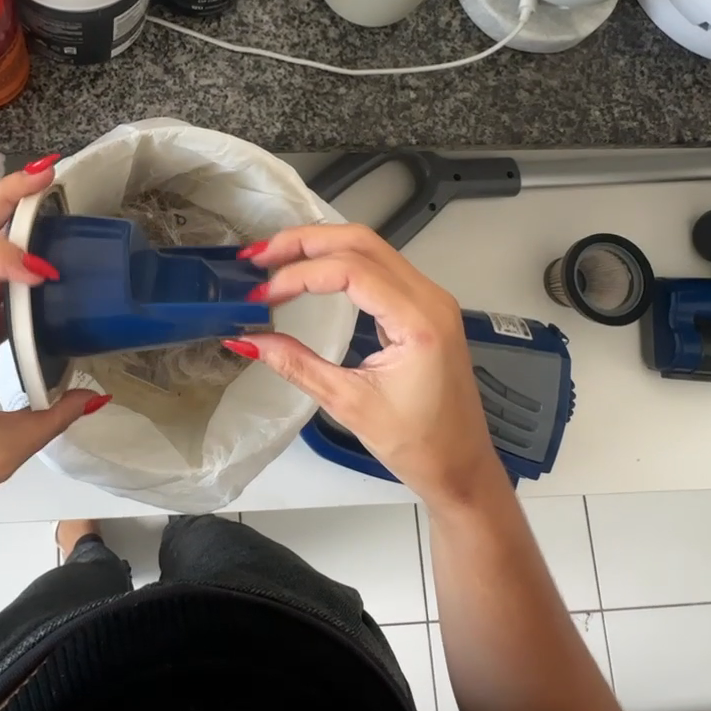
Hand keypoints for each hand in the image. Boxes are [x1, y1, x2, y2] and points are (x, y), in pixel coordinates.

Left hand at [0, 160, 106, 535]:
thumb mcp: (3, 450)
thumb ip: (54, 418)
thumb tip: (96, 394)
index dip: (0, 258)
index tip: (46, 274)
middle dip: (0, 203)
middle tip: (46, 176)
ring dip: (2, 225)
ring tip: (45, 201)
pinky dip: (7, 267)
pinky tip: (37, 265)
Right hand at [230, 225, 504, 507]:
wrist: (463, 468)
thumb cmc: (417, 444)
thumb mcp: (349, 404)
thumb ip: (296, 363)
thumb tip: (247, 339)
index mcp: (419, 321)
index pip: (351, 271)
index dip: (300, 275)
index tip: (262, 296)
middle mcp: (429, 297)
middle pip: (360, 242)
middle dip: (304, 242)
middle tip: (258, 256)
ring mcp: (429, 297)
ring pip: (369, 247)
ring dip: (319, 246)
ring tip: (274, 258)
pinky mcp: (421, 305)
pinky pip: (377, 265)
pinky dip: (337, 261)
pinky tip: (308, 271)